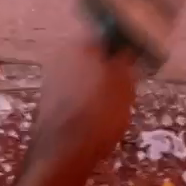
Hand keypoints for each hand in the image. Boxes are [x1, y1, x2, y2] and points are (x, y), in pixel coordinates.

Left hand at [28, 43, 136, 174]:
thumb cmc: (99, 113)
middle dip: (110, 65)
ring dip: (98, 82)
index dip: (124, 44)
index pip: (107, 33)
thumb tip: (125, 46)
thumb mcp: (124, 84)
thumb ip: (125, 59)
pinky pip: (74, 91)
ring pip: (83, 72)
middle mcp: (61, 54)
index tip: (137, 58)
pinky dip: (86, 98)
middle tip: (128, 82)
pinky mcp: (48, 99)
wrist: (63, 153)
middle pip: (93, 53)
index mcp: (80, 44)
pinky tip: (97, 115)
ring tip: (116, 103)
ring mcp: (51, 77)